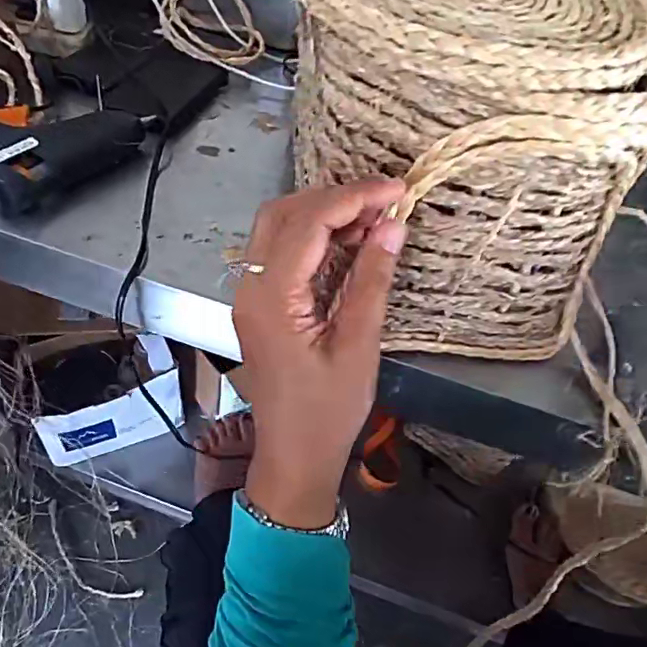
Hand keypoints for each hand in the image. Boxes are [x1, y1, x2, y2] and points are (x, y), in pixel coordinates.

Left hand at [233, 179, 407, 527]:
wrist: (294, 455)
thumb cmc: (328, 412)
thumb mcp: (359, 345)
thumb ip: (372, 280)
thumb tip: (393, 226)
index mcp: (271, 298)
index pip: (308, 223)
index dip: (354, 198)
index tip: (397, 190)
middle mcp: (250, 288)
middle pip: (284, 214)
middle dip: (335, 199)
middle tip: (385, 202)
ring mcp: (250, 296)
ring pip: (279, 229)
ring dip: (324, 215)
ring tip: (374, 219)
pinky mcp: (259, 305)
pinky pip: (281, 254)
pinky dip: (314, 239)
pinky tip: (350, 242)